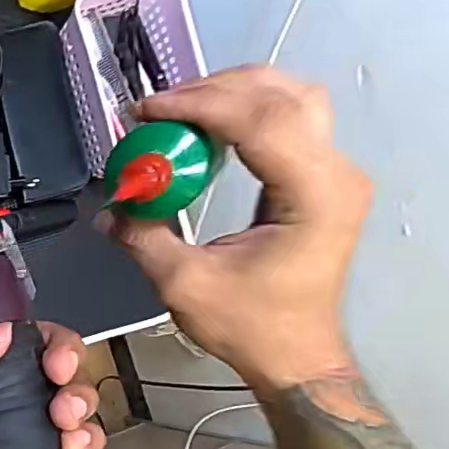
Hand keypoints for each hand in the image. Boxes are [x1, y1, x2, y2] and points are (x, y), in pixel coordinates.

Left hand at [0, 315, 105, 448]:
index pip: (0, 319)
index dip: (25, 315)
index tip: (36, 330)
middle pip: (46, 353)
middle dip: (67, 356)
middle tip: (61, 372)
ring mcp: (13, 422)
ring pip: (66, 394)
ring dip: (81, 398)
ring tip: (67, 417)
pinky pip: (71, 440)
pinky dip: (86, 438)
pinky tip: (75, 446)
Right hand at [100, 64, 373, 390]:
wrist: (296, 358)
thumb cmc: (251, 328)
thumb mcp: (185, 285)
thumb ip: (145, 237)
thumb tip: (112, 208)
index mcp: (313, 195)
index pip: (261, 119)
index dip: (199, 104)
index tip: (148, 111)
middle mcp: (336, 174)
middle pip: (284, 95)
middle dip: (217, 89)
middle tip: (164, 108)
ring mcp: (337, 176)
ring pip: (293, 100)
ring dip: (236, 95)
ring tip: (185, 111)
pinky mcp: (326, 183)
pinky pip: (292, 125)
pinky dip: (250, 115)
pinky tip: (214, 129)